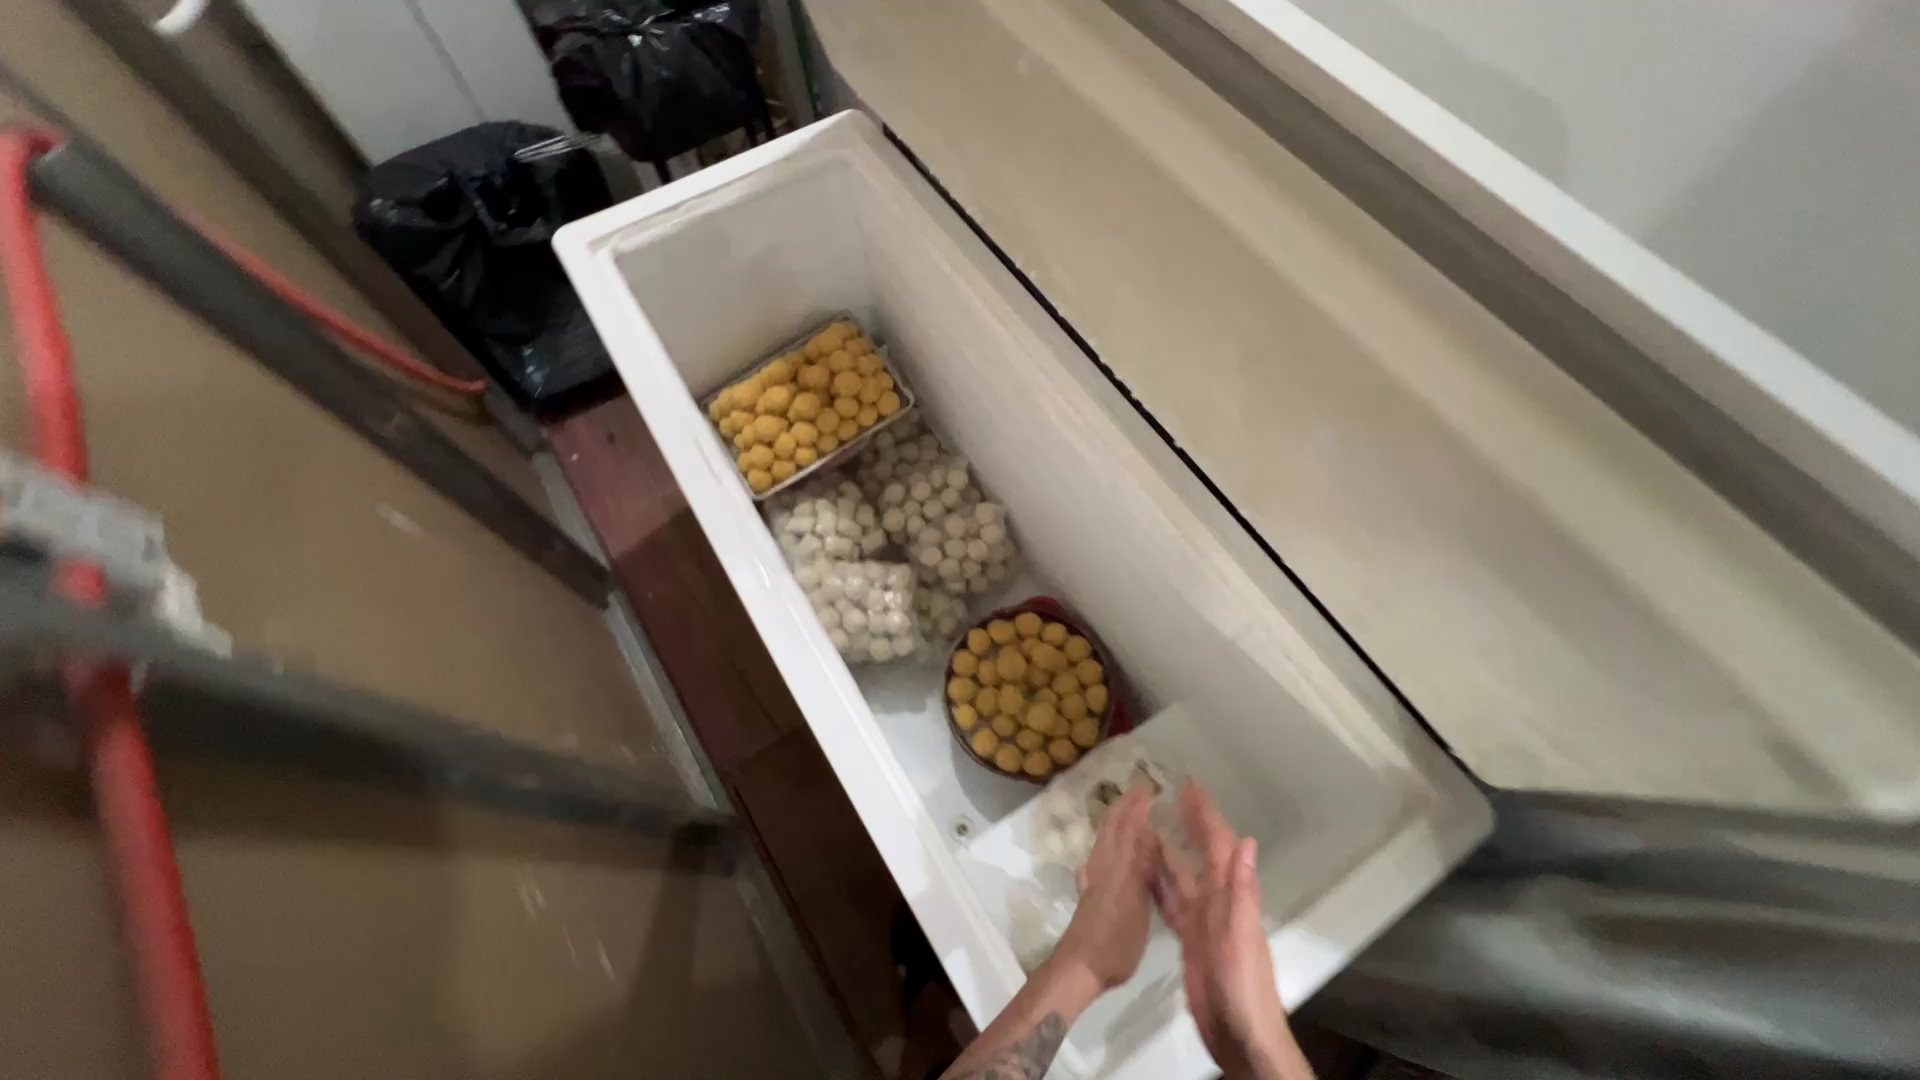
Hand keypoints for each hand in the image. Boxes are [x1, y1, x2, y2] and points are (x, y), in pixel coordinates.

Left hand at [1050, 784, 1158, 993]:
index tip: (1149, 786)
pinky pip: (1105, 858)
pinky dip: (1114, 844)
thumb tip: (1148, 830)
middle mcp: (1103, 866)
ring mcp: (1096, 880)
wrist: (1082, 966)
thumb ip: (1140, 866)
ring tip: (1132, 813)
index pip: (1126, 827)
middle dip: (1125, 807)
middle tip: (1141, 790)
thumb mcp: (1134, 902)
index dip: (1136, 806)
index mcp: (1115, 865)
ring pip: (1107, 842)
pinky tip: (1115, 851)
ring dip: (1119, 823)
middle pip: (1112, 829)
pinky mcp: (1094, 894)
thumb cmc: (1114, 939)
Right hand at [1156, 782, 1306, 1078]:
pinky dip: (1159, 885)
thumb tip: (1246, 841)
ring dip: (1170, 850)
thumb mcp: (1240, 938)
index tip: (1191, 785)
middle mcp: (1218, 902)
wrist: (1241, 1038)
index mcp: (1231, 897)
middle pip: (1203, 854)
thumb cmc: (1243, 987)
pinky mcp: (1189, 940)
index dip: (1207, 814)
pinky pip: (1171, 903)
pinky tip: (1143, 875)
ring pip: (1183, 876)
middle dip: (1191, 823)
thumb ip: (1242, 891)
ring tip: (1149, 826)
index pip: (1218, 845)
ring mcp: (1203, 921)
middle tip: (1172, 794)